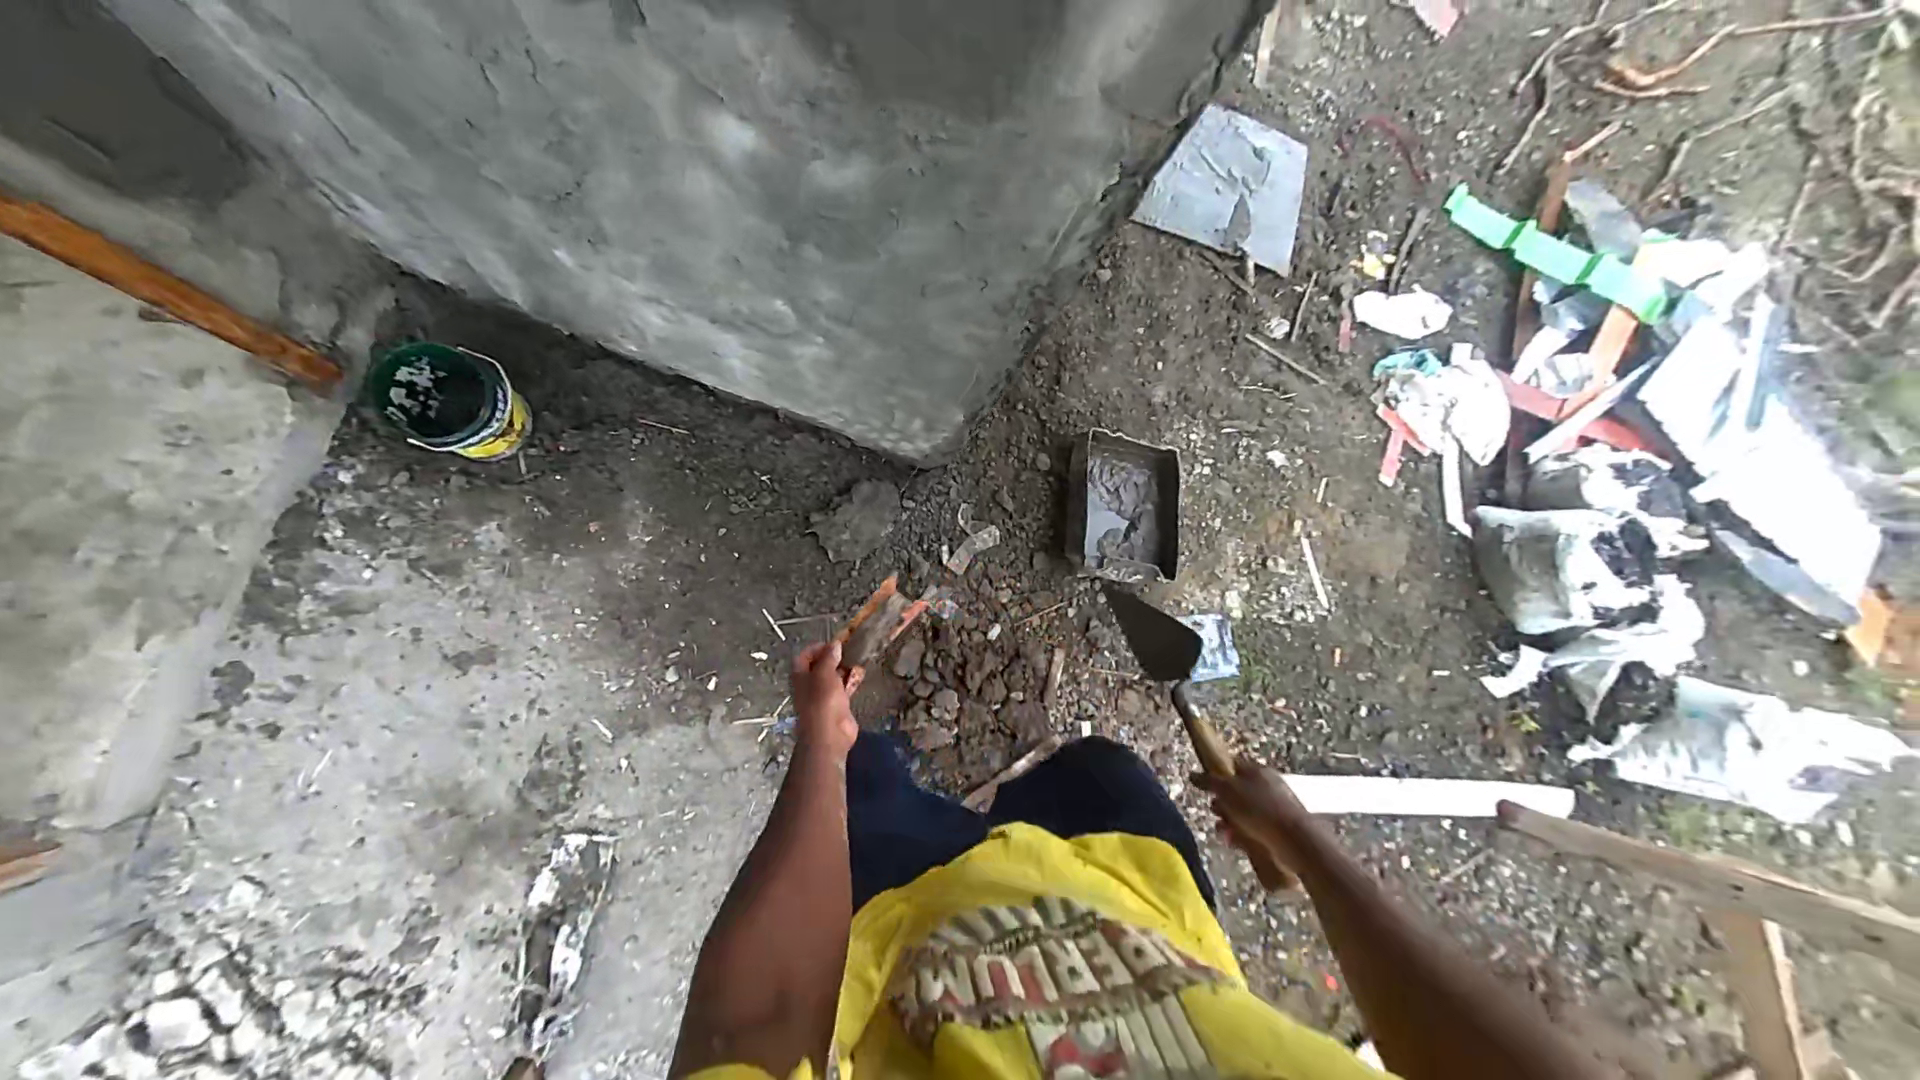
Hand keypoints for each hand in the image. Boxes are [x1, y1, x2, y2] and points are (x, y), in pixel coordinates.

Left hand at [790, 642, 860, 760]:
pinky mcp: (838, 704)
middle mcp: (810, 684)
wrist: (829, 734)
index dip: (817, 647)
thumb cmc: (822, 701)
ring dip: (845, 668)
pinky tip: (860, 674)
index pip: (804, 656)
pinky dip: (852, 680)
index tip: (833, 643)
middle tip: (849, 650)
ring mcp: (824, 695)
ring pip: (834, 676)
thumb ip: (829, 658)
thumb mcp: (824, 674)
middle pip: (821, 665)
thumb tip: (835, 644)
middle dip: (834, 657)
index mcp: (801, 676)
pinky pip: (844, 687)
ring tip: (857, 659)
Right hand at [1193, 757, 1316, 872]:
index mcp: (1257, 770)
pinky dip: (1243, 836)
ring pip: (1243, 813)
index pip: (1232, 765)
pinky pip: (1254, 830)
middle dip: (1221, 805)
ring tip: (1224, 834)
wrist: (1297, 842)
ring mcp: (1274, 809)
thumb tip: (1192, 774)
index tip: (1206, 789)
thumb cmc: (1260, 810)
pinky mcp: (1279, 830)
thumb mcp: (1228, 791)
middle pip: (1235, 792)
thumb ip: (1209, 782)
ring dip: (1229, 823)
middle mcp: (1267, 786)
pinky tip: (1236, 844)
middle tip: (1215, 813)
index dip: (1217, 776)